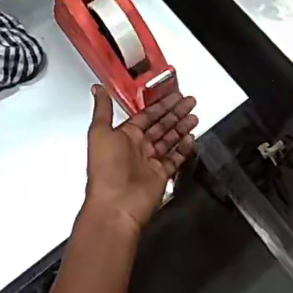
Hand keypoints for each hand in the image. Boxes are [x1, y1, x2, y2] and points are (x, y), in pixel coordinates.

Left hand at [83, 85, 196, 233]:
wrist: (116, 203)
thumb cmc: (105, 169)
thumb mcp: (100, 132)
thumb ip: (103, 109)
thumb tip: (97, 88)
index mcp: (123, 135)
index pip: (146, 115)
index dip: (161, 105)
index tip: (174, 95)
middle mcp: (137, 147)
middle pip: (161, 125)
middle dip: (176, 112)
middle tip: (190, 101)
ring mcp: (150, 161)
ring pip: (170, 139)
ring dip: (182, 127)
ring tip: (195, 116)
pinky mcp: (161, 175)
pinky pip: (175, 158)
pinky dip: (184, 148)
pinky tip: (192, 138)